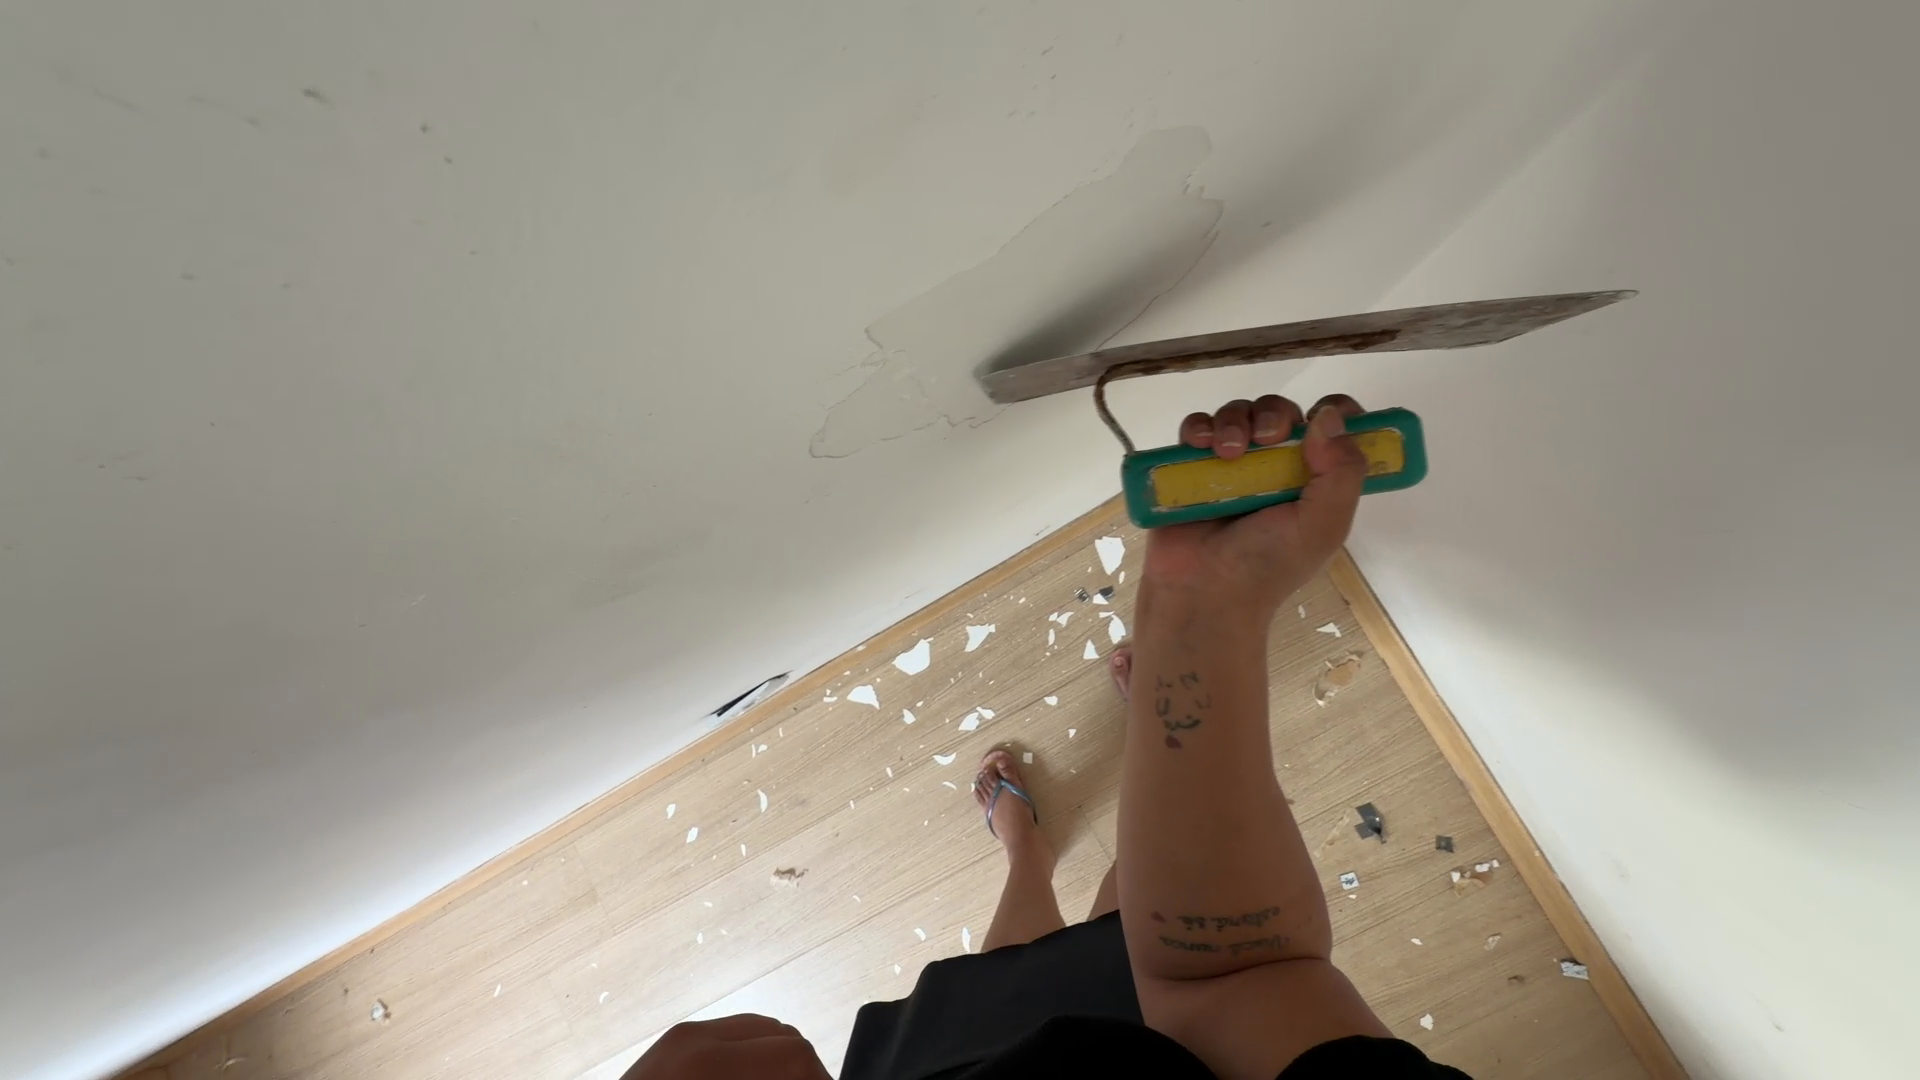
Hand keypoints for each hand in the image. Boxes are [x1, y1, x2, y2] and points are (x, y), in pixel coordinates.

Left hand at [619, 1014, 830, 1079]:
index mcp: (708, 1068)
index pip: (795, 1058)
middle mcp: (697, 1040)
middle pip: (785, 1039)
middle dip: (804, 1075)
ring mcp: (683, 1036)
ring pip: (763, 1031)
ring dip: (781, 1065)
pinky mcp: (673, 1042)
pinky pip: (734, 1035)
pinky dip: (755, 1059)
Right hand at [1140, 394, 1367, 620]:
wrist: (1203, 591)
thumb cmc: (1267, 565)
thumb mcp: (1324, 524)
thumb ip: (1342, 470)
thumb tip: (1330, 415)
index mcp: (1313, 480)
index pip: (1333, 427)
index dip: (1334, 412)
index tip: (1322, 417)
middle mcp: (1273, 467)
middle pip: (1279, 412)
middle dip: (1274, 416)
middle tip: (1266, 440)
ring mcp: (1229, 466)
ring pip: (1237, 414)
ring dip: (1233, 422)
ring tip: (1227, 454)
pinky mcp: (1188, 468)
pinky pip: (1194, 429)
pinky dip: (1197, 428)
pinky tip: (1199, 446)